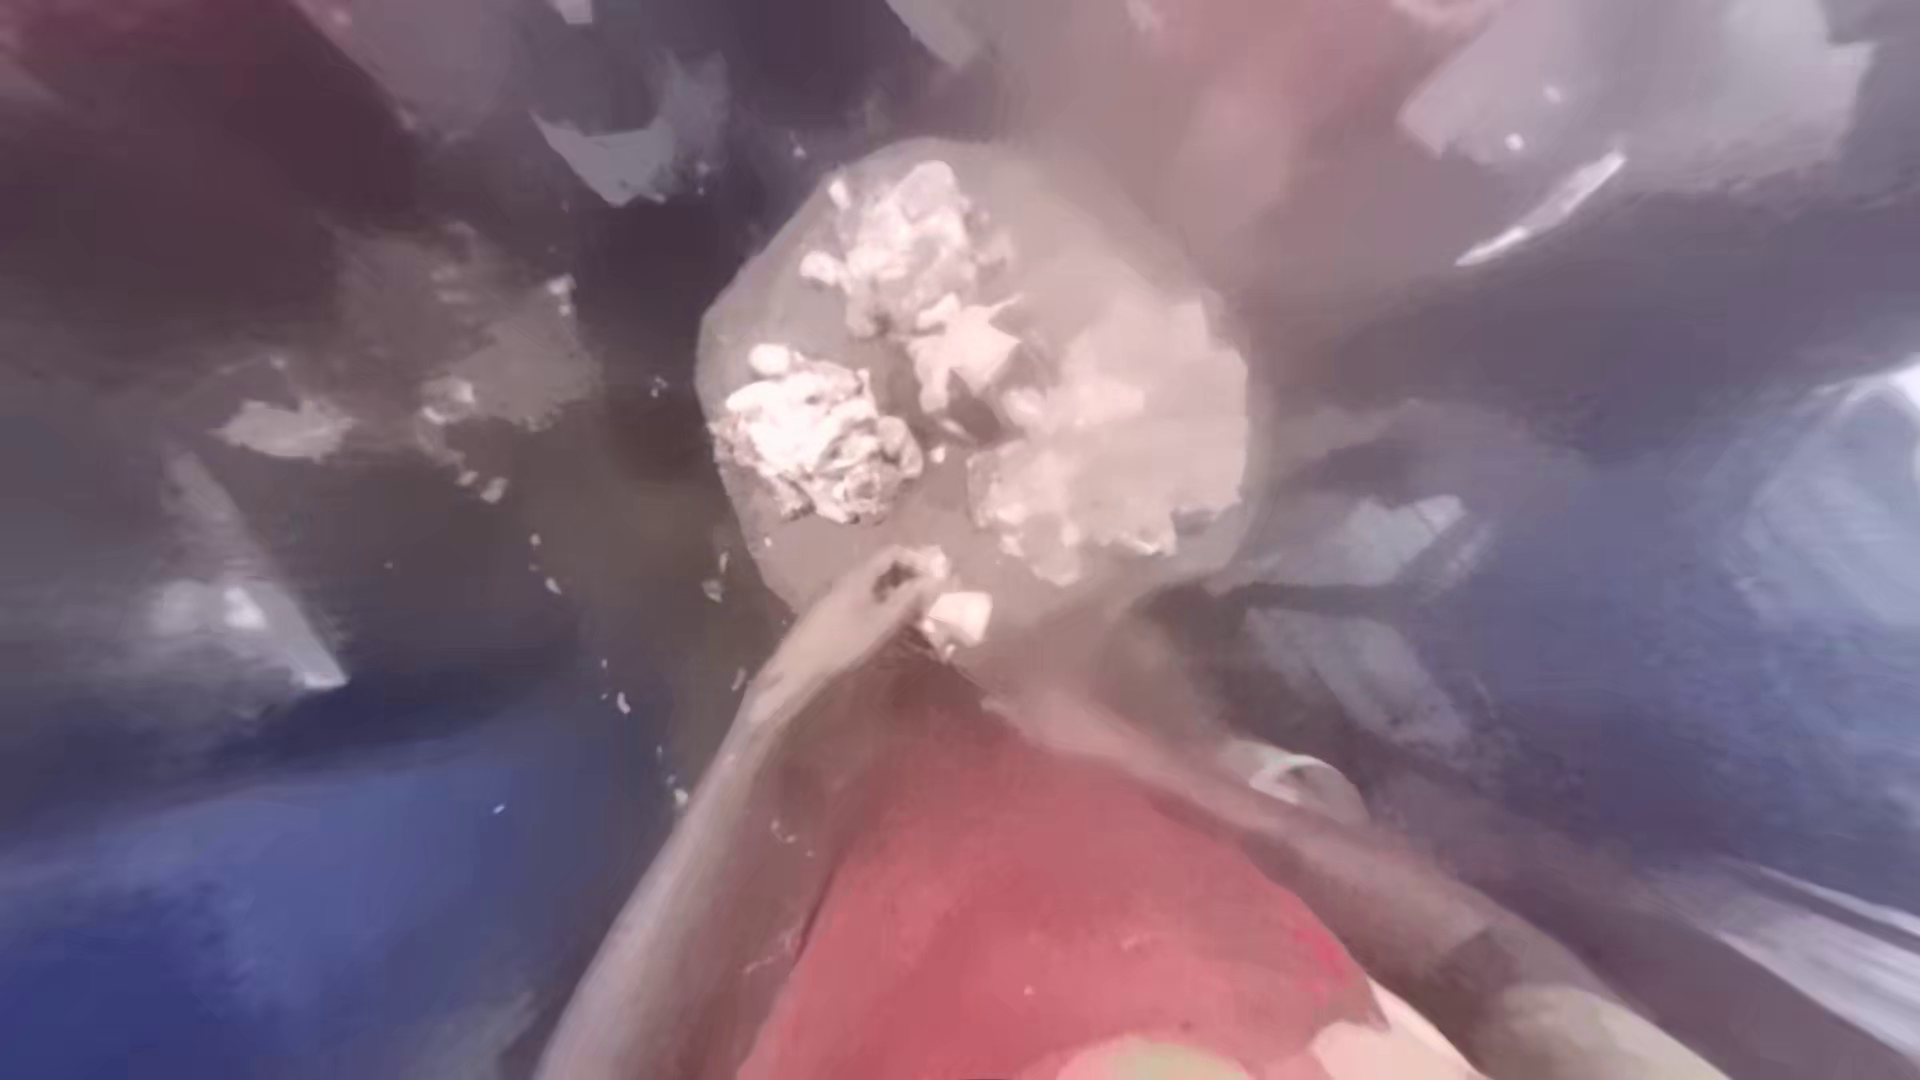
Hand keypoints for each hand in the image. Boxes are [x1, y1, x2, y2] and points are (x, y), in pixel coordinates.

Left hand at [744, 547, 945, 727]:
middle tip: (934, 600)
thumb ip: (909, 598)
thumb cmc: (843, 643)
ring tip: (924, 623)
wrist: (800, 671)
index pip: (893, 553)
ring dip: (904, 603)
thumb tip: (935, 579)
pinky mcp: (839, 619)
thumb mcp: (882, 621)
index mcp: (859, 575)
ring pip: (881, 593)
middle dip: (914, 583)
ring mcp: (843, 600)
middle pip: (887, 572)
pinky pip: (871, 608)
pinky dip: (890, 616)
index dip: (917, 560)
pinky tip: (902, 636)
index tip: (937, 578)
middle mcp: (850, 582)